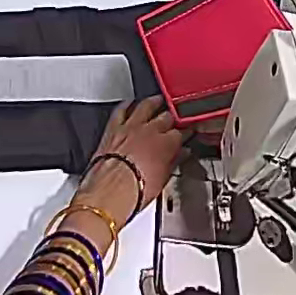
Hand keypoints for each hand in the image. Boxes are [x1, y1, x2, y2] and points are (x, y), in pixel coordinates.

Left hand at [75, 98, 182, 223]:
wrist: (108, 193)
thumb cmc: (134, 192)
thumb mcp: (163, 179)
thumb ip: (174, 161)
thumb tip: (180, 155)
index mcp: (167, 143)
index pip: (182, 132)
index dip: (186, 132)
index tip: (187, 134)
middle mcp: (150, 130)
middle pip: (167, 115)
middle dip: (173, 116)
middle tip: (175, 118)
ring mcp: (132, 126)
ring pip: (147, 105)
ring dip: (155, 102)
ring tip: (159, 100)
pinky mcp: (114, 128)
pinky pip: (121, 109)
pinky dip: (127, 104)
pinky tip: (129, 103)